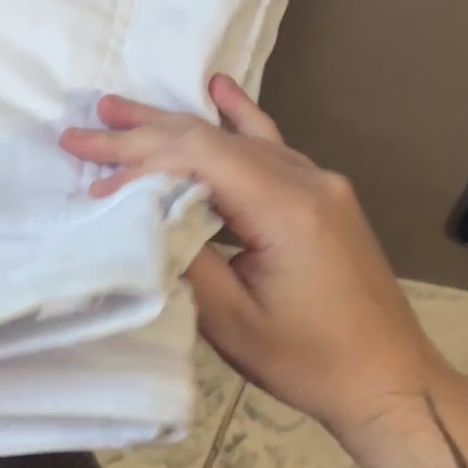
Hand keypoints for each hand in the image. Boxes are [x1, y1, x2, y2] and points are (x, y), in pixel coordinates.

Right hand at [60, 75, 451, 435]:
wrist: (386, 377)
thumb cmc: (303, 356)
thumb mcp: (228, 315)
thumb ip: (183, 254)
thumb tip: (141, 216)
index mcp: (287, 210)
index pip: (200, 161)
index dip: (138, 163)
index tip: (89, 180)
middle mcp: (309, 183)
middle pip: (211, 140)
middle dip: (139, 134)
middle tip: (81, 130)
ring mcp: (319, 186)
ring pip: (234, 138)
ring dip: (170, 124)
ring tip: (118, 108)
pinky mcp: (318, 198)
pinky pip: (268, 145)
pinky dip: (236, 117)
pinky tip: (218, 90)